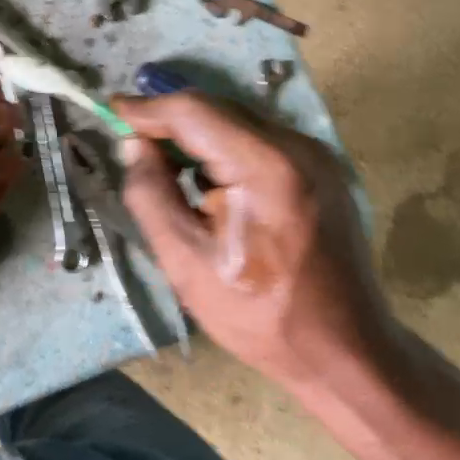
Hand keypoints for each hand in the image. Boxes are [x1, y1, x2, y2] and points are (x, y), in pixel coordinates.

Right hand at [113, 92, 396, 390]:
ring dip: (197, 132)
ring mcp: (316, 156)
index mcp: (265, 166)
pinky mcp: (321, 171)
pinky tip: (207, 178)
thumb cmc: (260, 314)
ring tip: (163, 161)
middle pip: (217, 108)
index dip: (148, 108)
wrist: (347, 351)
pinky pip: (259, 139)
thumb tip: (134, 146)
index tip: (112, 111)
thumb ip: (150, 194)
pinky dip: (224, 146)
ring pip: (238, 121)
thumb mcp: (185, 262)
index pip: (193, 111)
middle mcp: (297, 147)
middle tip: (132, 139)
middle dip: (170, 118)